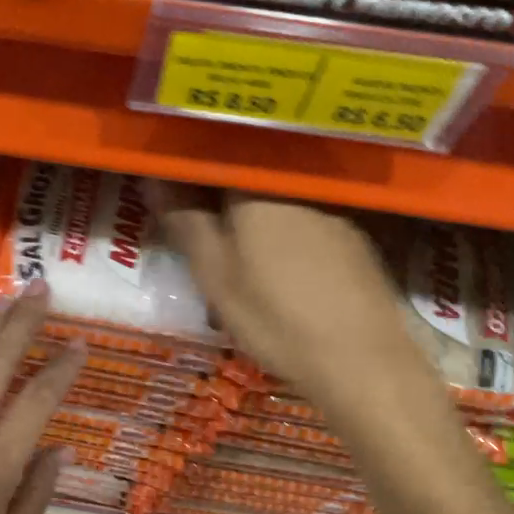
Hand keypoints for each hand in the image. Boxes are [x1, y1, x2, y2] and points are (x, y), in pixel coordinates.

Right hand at [155, 185, 425, 408]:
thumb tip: (154, 178)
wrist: (359, 357)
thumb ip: (184, 221)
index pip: (215, 156)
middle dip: (218, 192)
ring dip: (251, 212)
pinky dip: (283, 230)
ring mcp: (333, 206)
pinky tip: (276, 263)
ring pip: (278, 196)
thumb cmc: (273, 315)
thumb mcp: (214, 273)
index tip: (166, 188)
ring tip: (231, 245)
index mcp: (258, 185)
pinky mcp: (354, 233)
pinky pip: (305, 215)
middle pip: (249, 173)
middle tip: (194, 222)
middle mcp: (299, 182)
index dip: (188, 169)